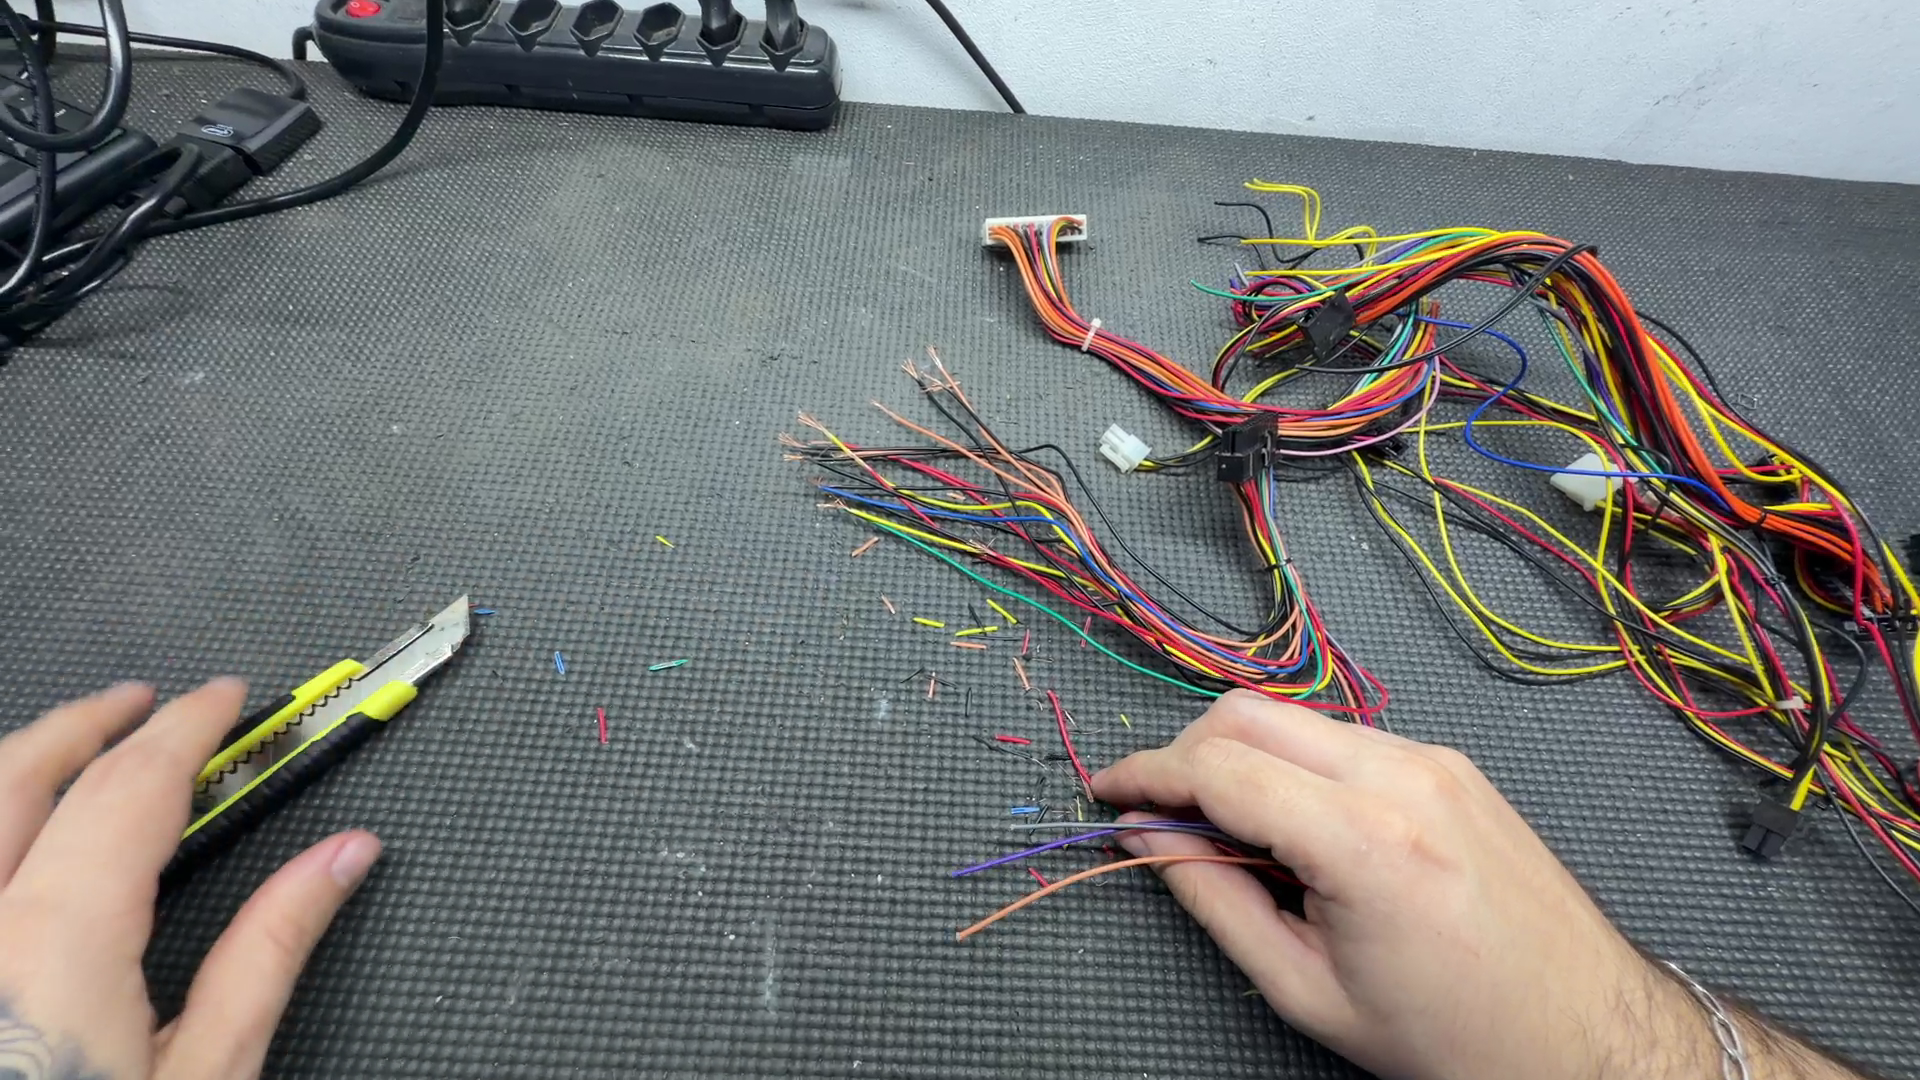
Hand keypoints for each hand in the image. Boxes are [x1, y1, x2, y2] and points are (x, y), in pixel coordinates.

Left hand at [0, 680, 382, 1079]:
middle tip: (142, 699)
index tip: (224, 699)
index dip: (186, 728)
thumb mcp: (206, 1072)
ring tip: (61, 746)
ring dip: (9, 764)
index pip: (130, 789)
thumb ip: (274, 945)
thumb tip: (349, 853)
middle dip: (83, 723)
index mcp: (49, 951)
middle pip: (8, 783)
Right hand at [1093, 690, 1770, 1079]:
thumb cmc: (1450, 1039)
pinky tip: (1294, 820)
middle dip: (1183, 753)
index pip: (1218, 768)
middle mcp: (1397, 773)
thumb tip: (1141, 833)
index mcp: (1366, 842)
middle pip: (1243, 715)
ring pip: (1284, 718)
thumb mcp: (1304, 989)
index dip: (1145, 773)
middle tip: (1162, 812)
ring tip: (1233, 828)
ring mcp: (1427, 755)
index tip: (1104, 789)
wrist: (1604, 1043)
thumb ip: (1209, 897)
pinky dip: (1285, 762)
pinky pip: (1331, 734)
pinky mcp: (1441, 756)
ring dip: (1234, 755)